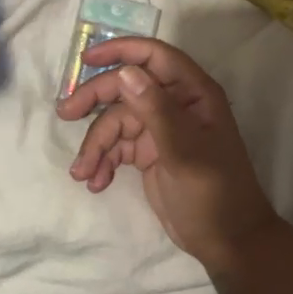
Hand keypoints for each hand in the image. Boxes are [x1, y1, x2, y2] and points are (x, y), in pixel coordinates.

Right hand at [56, 38, 278, 272]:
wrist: (227, 243)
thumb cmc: (216, 194)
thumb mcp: (185, 152)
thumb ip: (156, 110)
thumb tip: (125, 72)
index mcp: (193, 94)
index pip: (154, 56)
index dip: (120, 50)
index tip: (86, 58)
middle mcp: (174, 104)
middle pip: (125, 88)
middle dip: (94, 101)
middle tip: (65, 113)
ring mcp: (160, 129)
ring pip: (115, 121)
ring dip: (95, 145)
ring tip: (81, 172)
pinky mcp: (147, 153)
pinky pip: (116, 147)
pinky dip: (103, 162)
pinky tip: (96, 182)